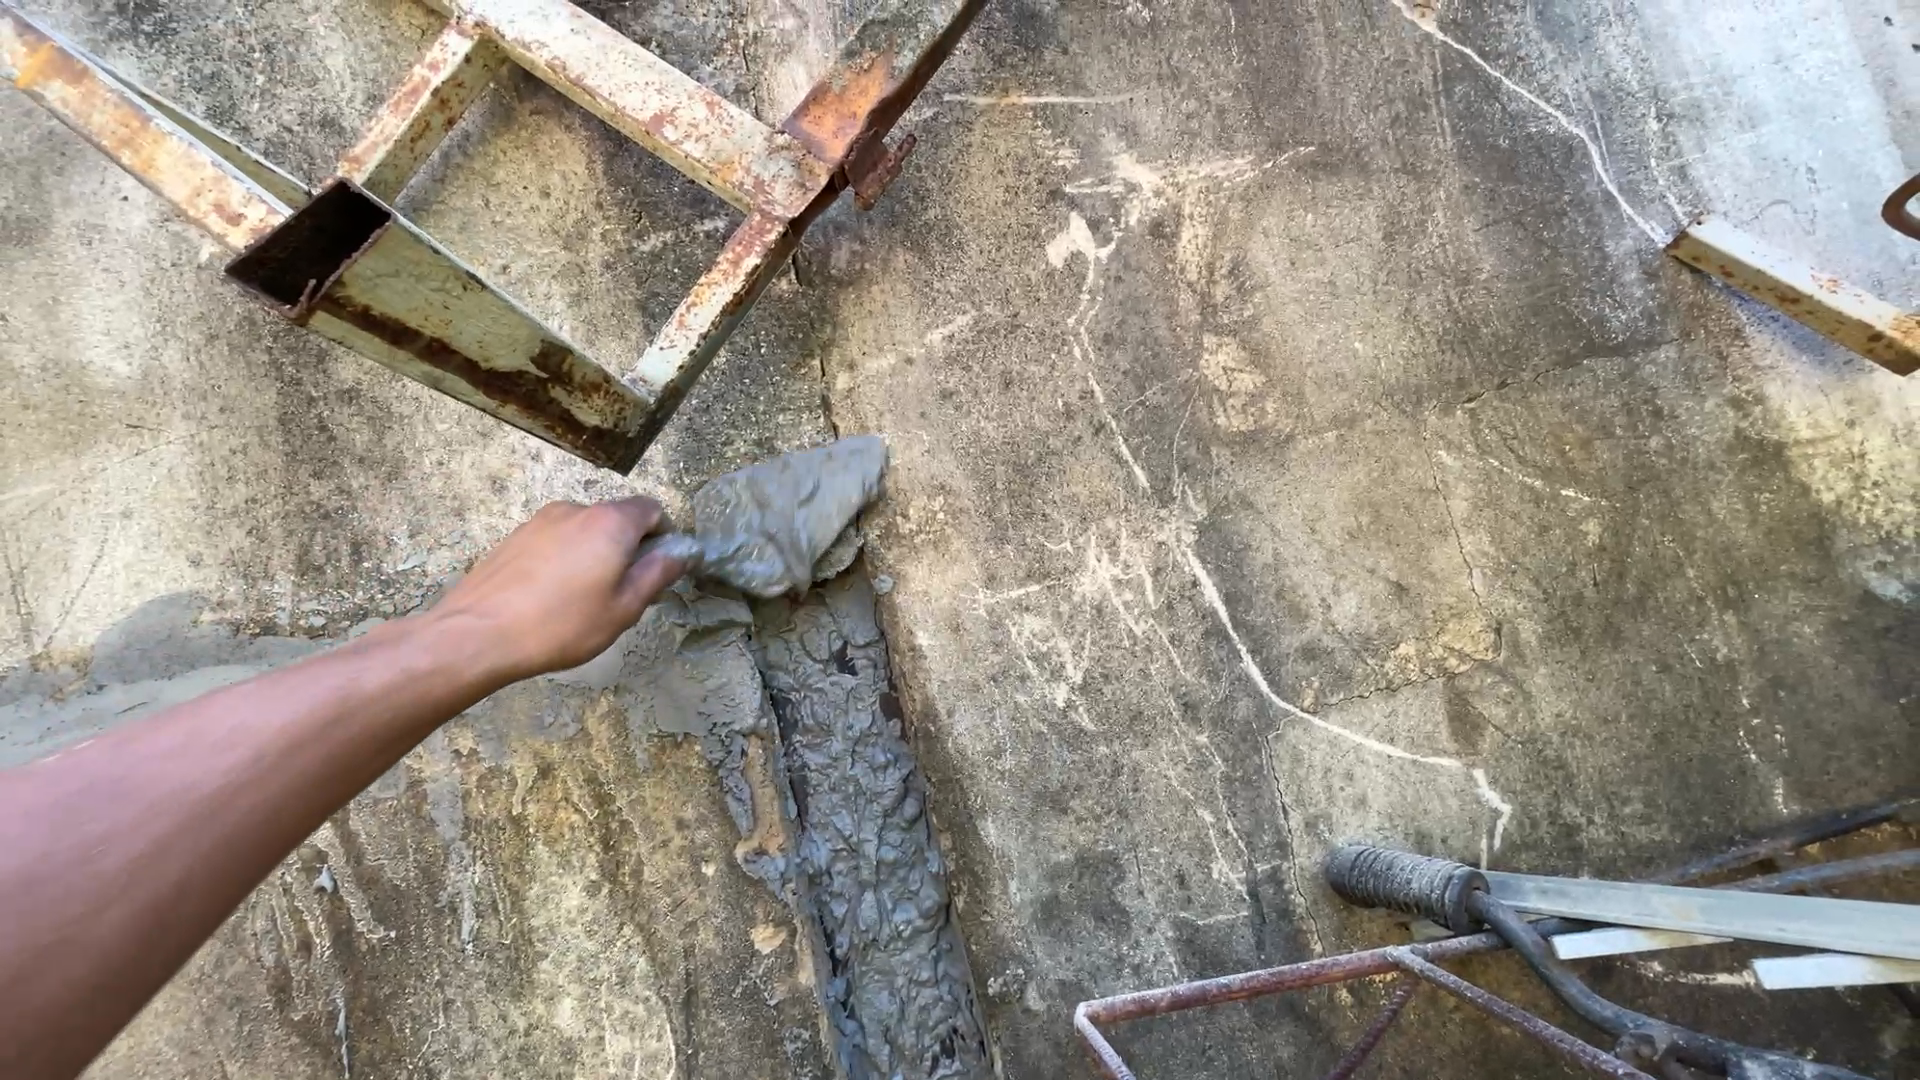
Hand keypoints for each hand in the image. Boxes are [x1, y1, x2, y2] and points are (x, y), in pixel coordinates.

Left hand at [422, 497, 686, 683]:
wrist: (475, 635)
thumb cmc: (562, 624)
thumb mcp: (624, 608)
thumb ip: (657, 574)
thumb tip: (679, 554)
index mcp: (610, 522)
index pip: (652, 509)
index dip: (663, 536)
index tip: (656, 569)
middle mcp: (576, 510)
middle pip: (618, 518)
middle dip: (628, 547)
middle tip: (622, 592)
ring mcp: (540, 521)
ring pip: (585, 531)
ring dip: (595, 554)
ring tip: (582, 598)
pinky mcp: (514, 537)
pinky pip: (556, 540)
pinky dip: (565, 559)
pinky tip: (551, 596)